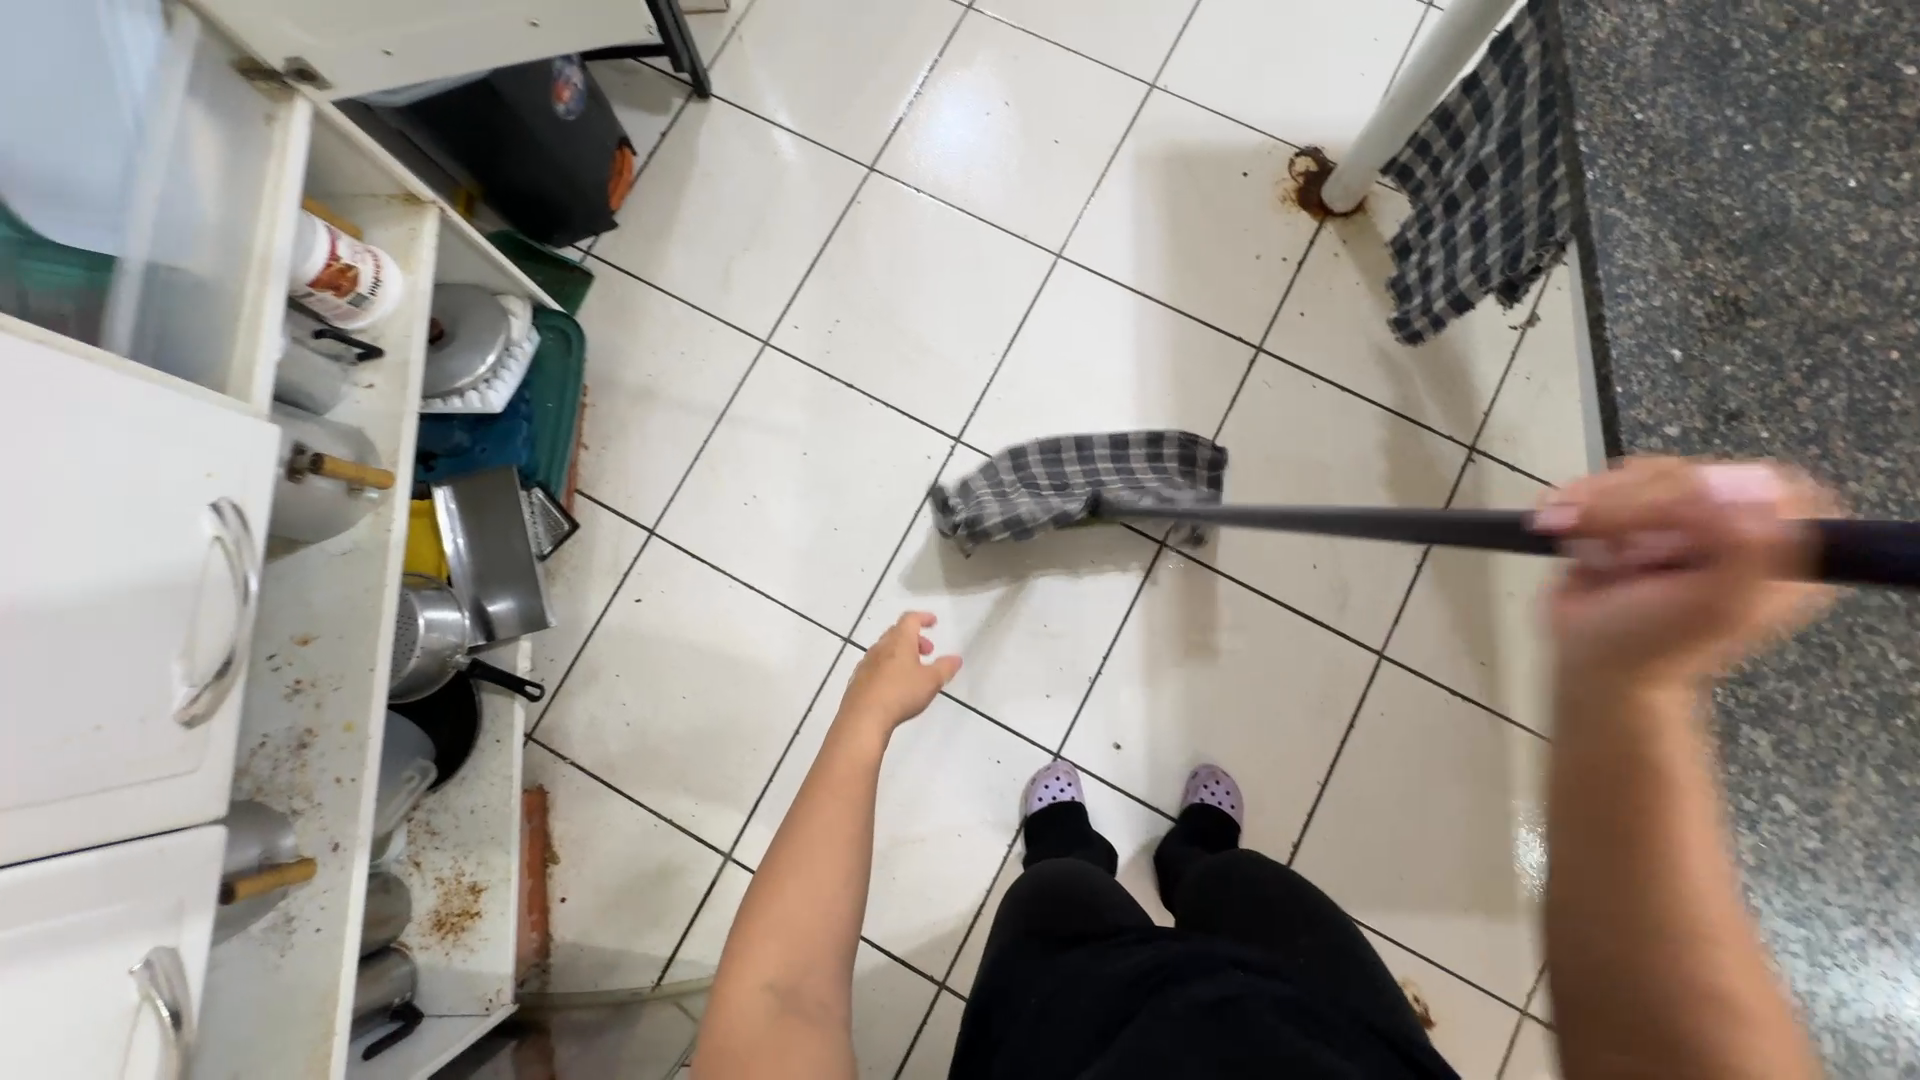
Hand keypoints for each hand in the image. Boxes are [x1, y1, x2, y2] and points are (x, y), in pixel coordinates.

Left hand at [838, 612, 962, 731]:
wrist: (863, 718)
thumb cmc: (900, 693)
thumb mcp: (931, 681)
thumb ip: (945, 668)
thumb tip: (956, 658)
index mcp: (899, 641)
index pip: (910, 619)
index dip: (923, 617)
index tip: (933, 622)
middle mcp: (880, 647)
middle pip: (896, 633)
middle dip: (914, 638)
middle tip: (927, 652)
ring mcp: (866, 663)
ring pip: (885, 650)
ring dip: (900, 654)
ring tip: (913, 671)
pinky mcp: (857, 679)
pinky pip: (875, 666)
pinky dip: (888, 667)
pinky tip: (894, 686)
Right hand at [1534, 457, 1838, 692]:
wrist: (1589, 662)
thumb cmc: (1655, 644)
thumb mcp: (1717, 607)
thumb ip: (1748, 549)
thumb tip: (1747, 489)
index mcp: (1772, 547)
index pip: (1760, 485)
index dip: (1713, 491)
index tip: (1673, 519)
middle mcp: (1727, 525)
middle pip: (1688, 474)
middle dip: (1632, 503)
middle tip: (1596, 537)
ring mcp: (1674, 519)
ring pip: (1639, 474)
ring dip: (1593, 501)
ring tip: (1563, 527)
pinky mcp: (1625, 516)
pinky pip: (1602, 485)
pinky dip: (1573, 499)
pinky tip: (1557, 521)